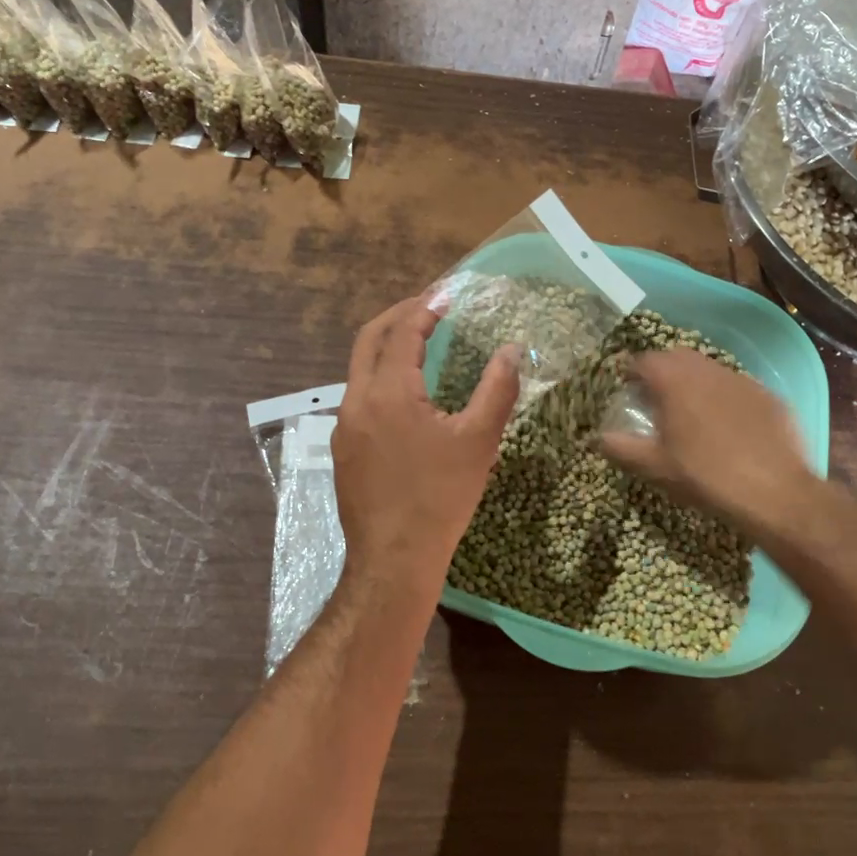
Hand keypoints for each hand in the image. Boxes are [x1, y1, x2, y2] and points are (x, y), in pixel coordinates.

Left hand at [333, 299, 518, 591]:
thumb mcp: (478, 442)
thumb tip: (513, 350)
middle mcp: (356, 401)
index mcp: (388, 393)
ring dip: (387, 348)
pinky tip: (407, 396)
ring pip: (359, 369)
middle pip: (369, 340)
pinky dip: (380, 378)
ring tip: (422, 345)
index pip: (402, 332)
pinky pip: (358, 397)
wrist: (393, 560)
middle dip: (397, 317)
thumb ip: (497, 388)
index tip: (447, 295)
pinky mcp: (343, 450)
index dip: (425, 308)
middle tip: (429, 308)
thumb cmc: (440, 499)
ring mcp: (343, 427)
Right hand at [598, 349, 827, 541]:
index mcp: (674, 381)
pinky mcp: (768, 395)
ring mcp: (742, 380)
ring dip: (696, 383)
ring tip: (692, 414)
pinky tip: (730, 427)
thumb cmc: (705, 476)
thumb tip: (599, 438)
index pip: (644, 361)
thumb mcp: (656, 467)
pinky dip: (726, 399)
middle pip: (678, 357)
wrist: (774, 492)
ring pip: (710, 370)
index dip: (632, 373)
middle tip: (657, 399)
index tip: (627, 389)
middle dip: (664, 372)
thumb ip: (622, 448)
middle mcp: (707, 370)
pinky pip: (739, 388)